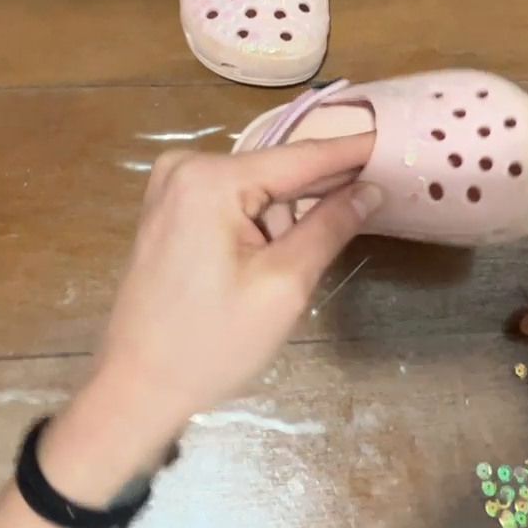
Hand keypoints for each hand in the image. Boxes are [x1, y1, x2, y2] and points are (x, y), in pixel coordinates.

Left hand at [47, 135, 380, 487]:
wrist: (133, 389)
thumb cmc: (210, 344)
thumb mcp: (284, 285)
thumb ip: (330, 226)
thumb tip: (370, 188)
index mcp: (211, 179)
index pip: (301, 158)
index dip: (352, 152)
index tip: (394, 138)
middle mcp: (187, 166)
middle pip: (278, 172)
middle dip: (319, 193)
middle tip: (374, 197)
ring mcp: (173, 184)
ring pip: (259, 189)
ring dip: (285, 220)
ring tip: (279, 273)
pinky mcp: (170, 207)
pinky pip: (235, 201)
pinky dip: (261, 222)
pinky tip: (267, 259)